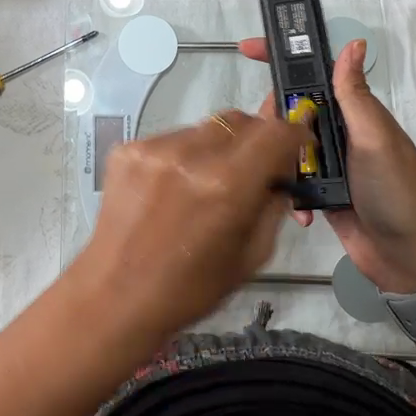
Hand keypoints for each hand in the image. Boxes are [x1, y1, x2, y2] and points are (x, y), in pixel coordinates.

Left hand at [73, 109, 308, 335]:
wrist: (116, 294)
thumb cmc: (191, 288)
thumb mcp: (251, 255)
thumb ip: (271, 205)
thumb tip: (279, 173)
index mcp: (227, 184)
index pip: (275, 133)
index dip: (295, 134)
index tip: (299, 145)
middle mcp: (189, 154)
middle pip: (238, 120)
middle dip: (256, 137)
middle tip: (255, 165)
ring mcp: (153, 147)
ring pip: (203, 128)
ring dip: (217, 146)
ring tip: (206, 184)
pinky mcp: (127, 149)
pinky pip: (170, 139)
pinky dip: (183, 156)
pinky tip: (172, 189)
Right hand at [239, 38, 415, 293]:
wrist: (409, 262)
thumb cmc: (396, 193)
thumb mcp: (376, 139)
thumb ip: (356, 95)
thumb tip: (353, 42)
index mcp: (354, 112)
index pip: (314, 74)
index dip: (282, 59)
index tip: (246, 49)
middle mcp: (337, 132)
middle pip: (288, 108)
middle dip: (272, 118)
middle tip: (266, 137)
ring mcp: (327, 163)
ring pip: (283, 143)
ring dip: (276, 157)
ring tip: (278, 176)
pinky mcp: (319, 192)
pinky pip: (288, 180)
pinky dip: (287, 192)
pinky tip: (296, 210)